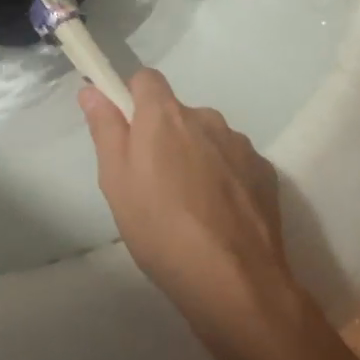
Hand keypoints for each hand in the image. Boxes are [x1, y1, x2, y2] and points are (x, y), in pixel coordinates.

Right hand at [80, 70, 292, 317]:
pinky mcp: (266, 173)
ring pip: (208, 139)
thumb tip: (93, 90)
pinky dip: (224, 178)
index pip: (146, 78)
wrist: (234, 281)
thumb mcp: (116, 181)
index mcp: (165, 115)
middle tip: (152, 182)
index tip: (124, 127)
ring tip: (189, 206)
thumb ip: (106, 129)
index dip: (132, 96)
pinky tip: (218, 216)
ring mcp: (240, 145)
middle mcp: (206, 118)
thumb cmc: (160, 228)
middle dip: (164, 136)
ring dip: (196, 157)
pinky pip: (234, 163)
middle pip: (177, 113)